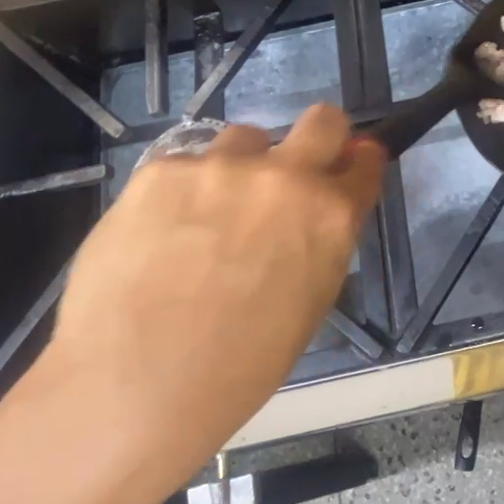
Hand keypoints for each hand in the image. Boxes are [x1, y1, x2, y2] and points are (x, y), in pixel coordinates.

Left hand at [44, 104, 384, 471]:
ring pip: (245, 138)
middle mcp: (286, 177)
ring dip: (240, 167)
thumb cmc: (241, 365)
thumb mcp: (311, 301)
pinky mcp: (161, 170)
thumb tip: (317, 213)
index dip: (356, 164)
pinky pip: (185, 164)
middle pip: (323, 120)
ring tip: (207, 216)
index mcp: (333, 216)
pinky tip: (161, 234)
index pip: (365, 161)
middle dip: (317, 139)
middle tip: (289, 176)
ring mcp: (221, 167)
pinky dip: (182, 190)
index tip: (344, 171)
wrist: (138, 383)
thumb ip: (321, 241)